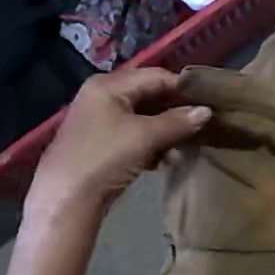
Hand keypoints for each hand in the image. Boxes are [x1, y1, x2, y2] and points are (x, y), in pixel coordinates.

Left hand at [26, 68, 210, 223]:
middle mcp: (102, 96)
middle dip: (175, 110)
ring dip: (166, 129)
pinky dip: (152, 143)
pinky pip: (134, 135)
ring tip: (188, 142)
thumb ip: (177, 122)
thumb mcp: (144, 137)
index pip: (154, 76)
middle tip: (203, 122)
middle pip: (148, 95)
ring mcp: (100, 121)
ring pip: (143, 117)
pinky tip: (167, 158)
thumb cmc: (104, 158)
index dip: (182, 87)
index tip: (209, 101)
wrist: (66, 199)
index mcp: (108, 84)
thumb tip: (207, 111)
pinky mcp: (101, 144)